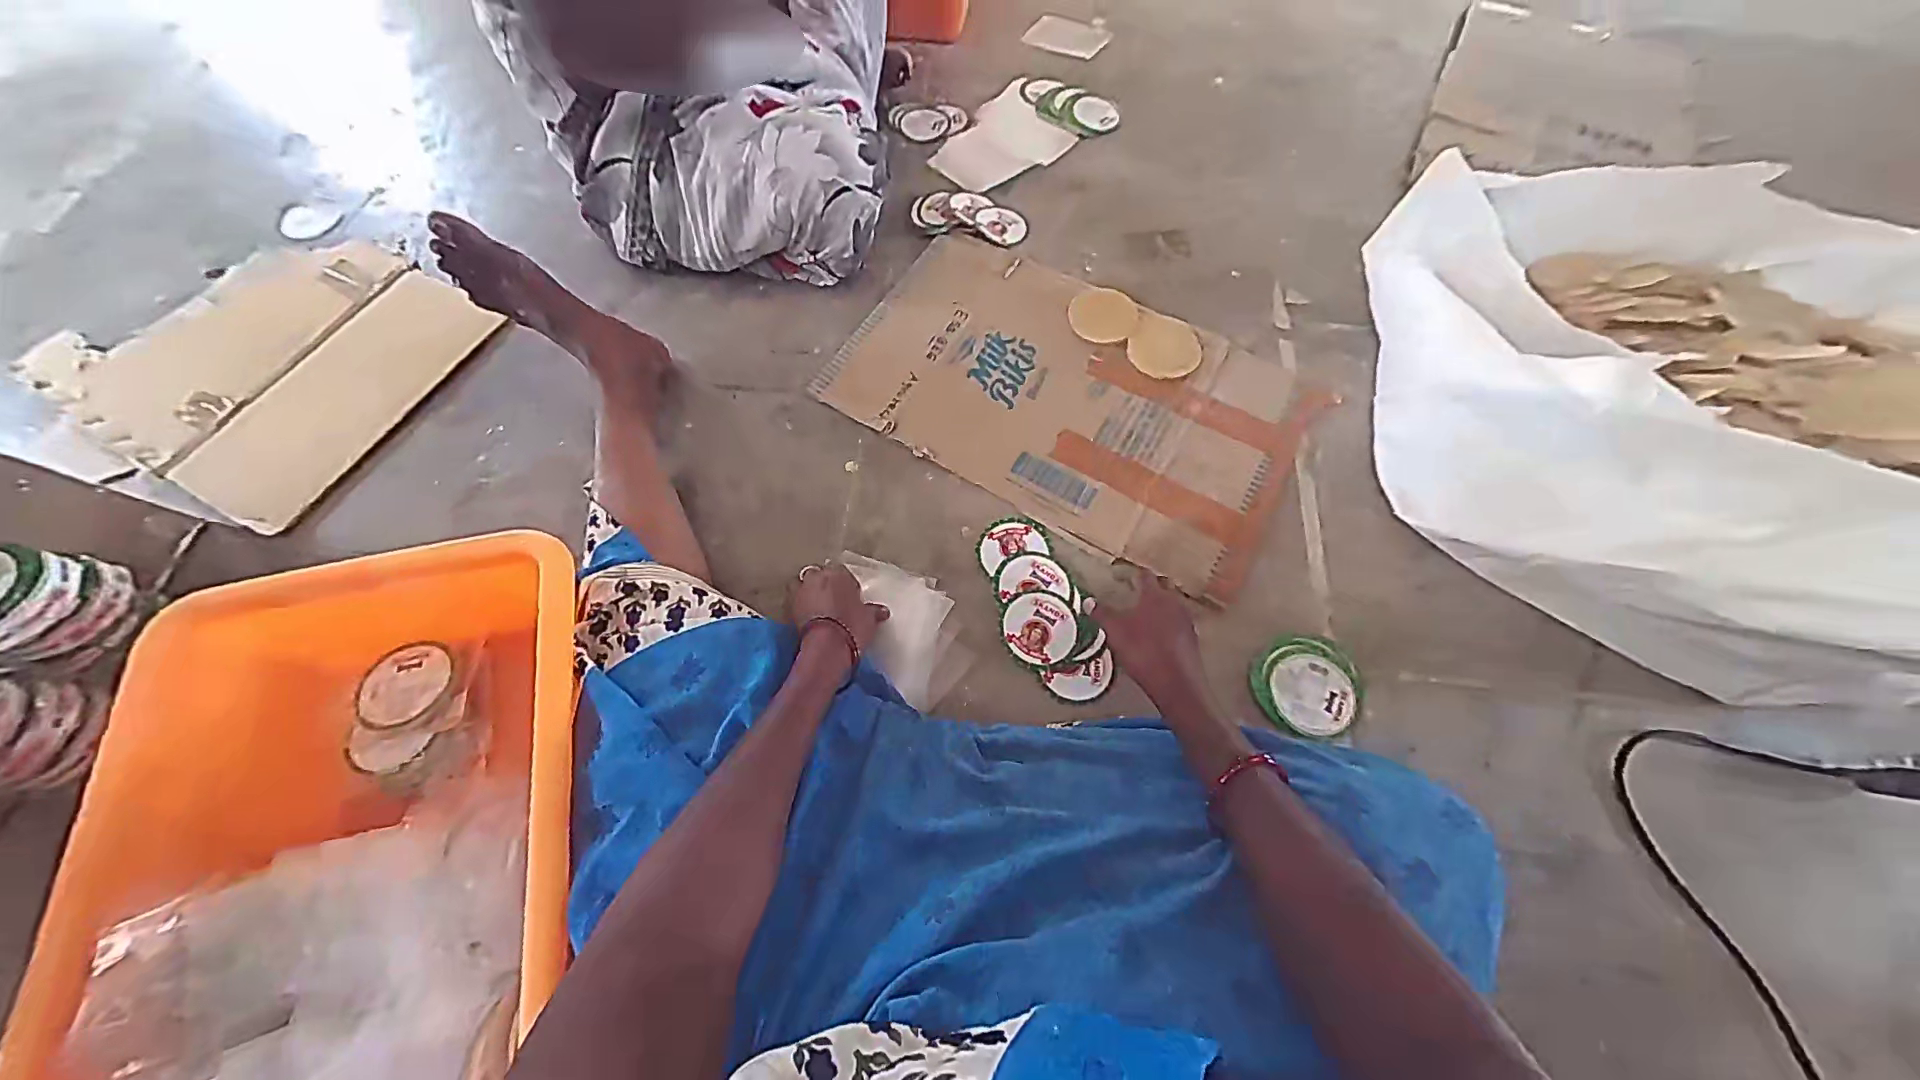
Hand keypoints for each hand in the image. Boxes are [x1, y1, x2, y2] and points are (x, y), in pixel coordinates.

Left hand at [790, 563, 889, 661]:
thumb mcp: (869, 618)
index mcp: (838, 574)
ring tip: (814, 605)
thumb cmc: (852, 626)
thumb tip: (882, 612)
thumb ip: (873, 611)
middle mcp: (816, 577)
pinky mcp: (787, 608)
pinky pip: (792, 601)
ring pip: (800, 584)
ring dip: (806, 591)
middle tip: (831, 599)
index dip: (845, 584)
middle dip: (823, 584)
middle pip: (818, 574)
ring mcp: (799, 591)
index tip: (850, 596)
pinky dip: (797, 605)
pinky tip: (804, 616)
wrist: (826, 646)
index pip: (841, 572)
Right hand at [1089, 570, 1208, 713]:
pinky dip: (1169, 625)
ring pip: (1173, 606)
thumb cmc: (1142, 650)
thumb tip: (1088, 601)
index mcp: (1154, 596)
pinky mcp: (1193, 640)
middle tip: (1137, 593)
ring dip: (1162, 607)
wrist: (1176, 682)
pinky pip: (1179, 624)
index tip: (1125, 575)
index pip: (1145, 576)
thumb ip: (1102, 614)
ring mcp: (1186, 621)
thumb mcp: (1115, 631)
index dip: (1134, 574)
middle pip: (1164, 588)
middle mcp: (1174, 603)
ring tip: (1147, 615)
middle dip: (1152, 588)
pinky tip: (1160, 637)